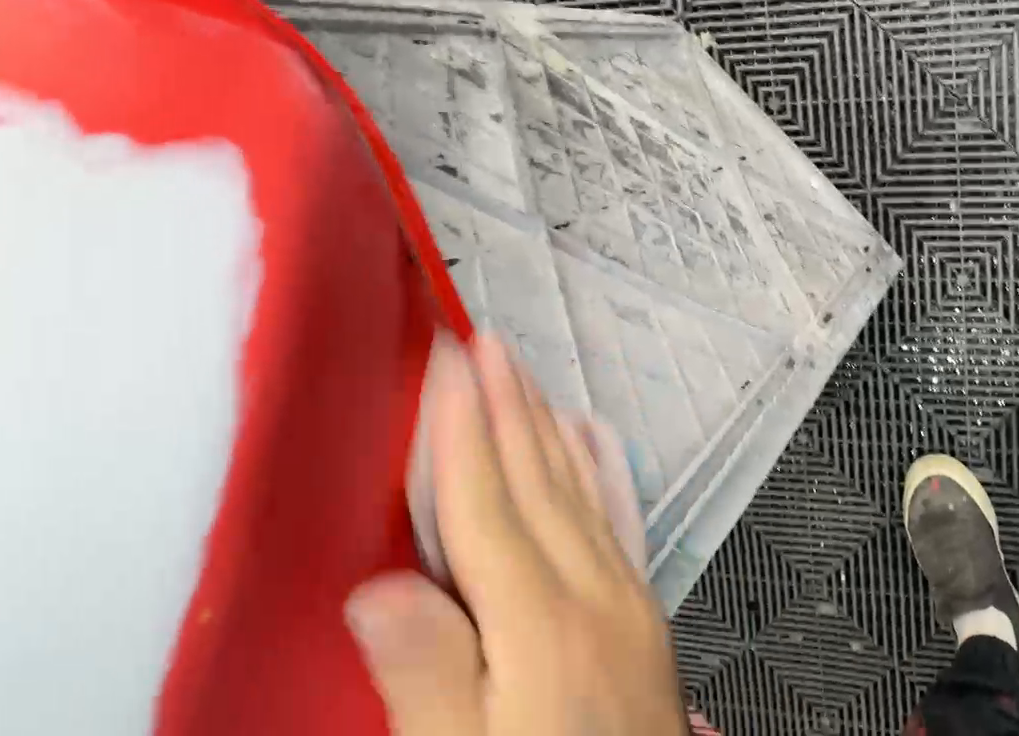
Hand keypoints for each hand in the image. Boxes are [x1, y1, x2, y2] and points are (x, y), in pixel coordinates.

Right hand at [344, 333, 686, 735]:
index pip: (489, 504)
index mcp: (540, 623)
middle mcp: (592, 589)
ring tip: (526, 372)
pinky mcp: (642, 607)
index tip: (451, 365)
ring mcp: (626, 593)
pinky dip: (603, 468)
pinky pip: (622, 518)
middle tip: (487, 341)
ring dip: (548, 423)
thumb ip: (429, 678)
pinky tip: (595, 435)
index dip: (464, 431)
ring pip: (580, 487)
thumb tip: (376, 585)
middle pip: (539, 479)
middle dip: (508, 405)